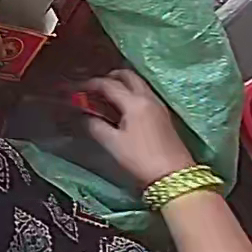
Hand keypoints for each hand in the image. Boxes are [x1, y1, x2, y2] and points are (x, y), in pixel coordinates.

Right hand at [78, 69, 195, 187]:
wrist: (174, 175)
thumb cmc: (140, 159)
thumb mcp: (113, 144)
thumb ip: (95, 126)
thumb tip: (85, 116)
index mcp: (134, 102)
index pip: (109, 84)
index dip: (91, 84)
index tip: (78, 88)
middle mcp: (148, 98)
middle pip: (128, 76)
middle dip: (110, 77)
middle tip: (95, 86)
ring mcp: (158, 105)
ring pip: (138, 83)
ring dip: (122, 83)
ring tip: (107, 96)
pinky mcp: (163, 115)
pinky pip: (145, 93)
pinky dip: (131, 92)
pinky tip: (123, 107)